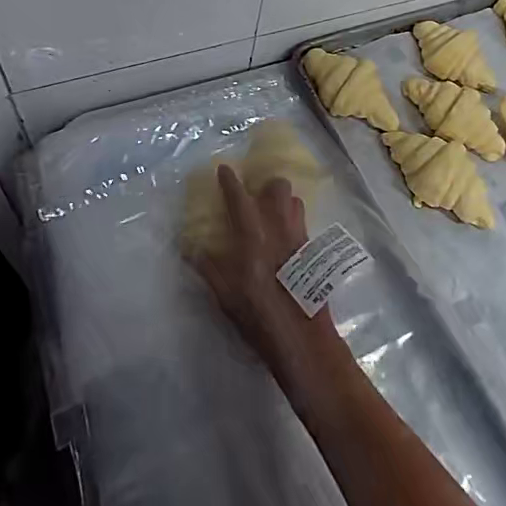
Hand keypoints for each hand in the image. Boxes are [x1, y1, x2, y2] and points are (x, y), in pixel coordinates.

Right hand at [189, 164, 322, 364]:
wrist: (302, 337)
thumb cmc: (257, 315)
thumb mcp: (224, 294)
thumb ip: (209, 267)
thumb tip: (192, 248)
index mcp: (252, 234)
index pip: (239, 196)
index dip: (229, 180)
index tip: (224, 168)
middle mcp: (279, 226)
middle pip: (279, 186)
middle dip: (266, 186)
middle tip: (254, 199)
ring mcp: (299, 235)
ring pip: (295, 201)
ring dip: (282, 202)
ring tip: (270, 216)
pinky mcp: (313, 250)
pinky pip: (302, 222)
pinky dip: (292, 222)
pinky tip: (284, 241)